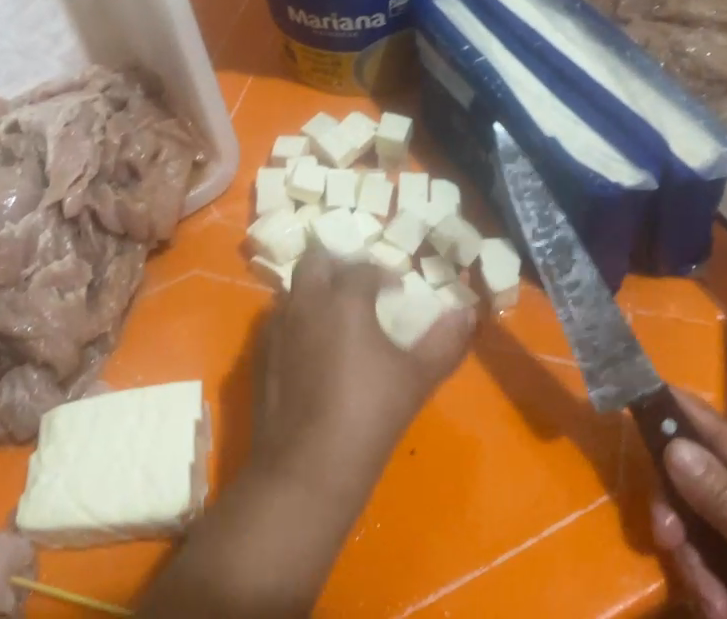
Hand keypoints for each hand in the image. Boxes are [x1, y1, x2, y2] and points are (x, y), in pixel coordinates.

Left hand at [248, 254, 474, 502]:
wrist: (307, 464)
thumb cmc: (370, 414)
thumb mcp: (417, 378)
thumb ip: (444, 341)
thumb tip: (467, 313)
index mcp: (343, 299)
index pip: (362, 268)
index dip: (382, 275)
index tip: (396, 290)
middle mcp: (305, 302)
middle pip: (315, 261)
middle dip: (337, 267)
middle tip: (359, 290)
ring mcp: (276, 326)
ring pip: (293, 290)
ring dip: (314, 293)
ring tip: (337, 320)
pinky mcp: (259, 352)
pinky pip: (278, 321)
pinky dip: (296, 322)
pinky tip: (312, 351)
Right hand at [650, 395, 726, 618]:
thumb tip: (672, 445)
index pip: (725, 433)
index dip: (680, 412)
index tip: (635, 392)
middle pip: (699, 482)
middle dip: (680, 514)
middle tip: (669, 542)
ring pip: (698, 525)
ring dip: (695, 562)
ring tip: (712, 604)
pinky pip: (710, 558)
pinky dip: (707, 583)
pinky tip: (717, 610)